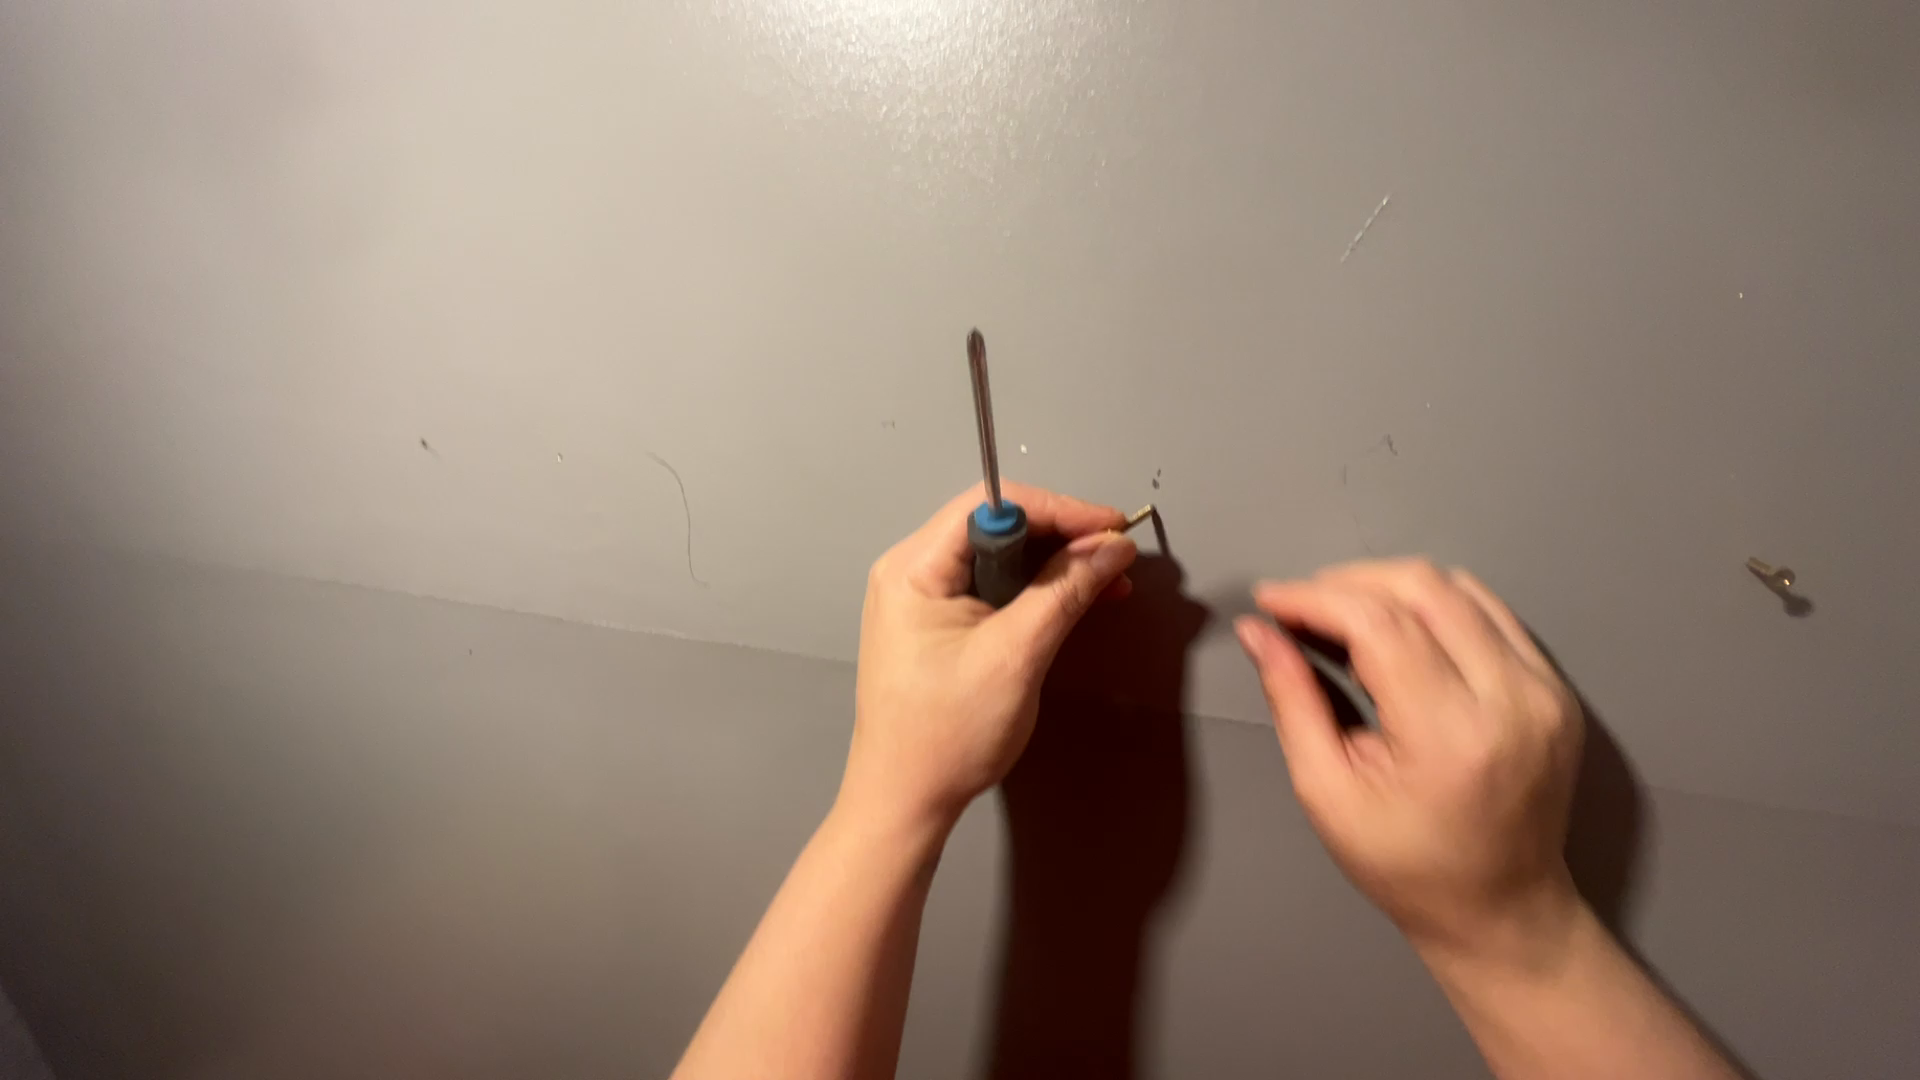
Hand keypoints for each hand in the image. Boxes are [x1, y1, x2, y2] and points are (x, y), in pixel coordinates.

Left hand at [843, 482, 1137, 829]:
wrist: (904, 799)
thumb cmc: (948, 733)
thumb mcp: (1015, 656)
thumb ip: (1064, 591)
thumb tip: (1112, 544)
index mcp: (914, 567)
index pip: (992, 505)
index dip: (1059, 509)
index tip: (1113, 528)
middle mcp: (913, 570)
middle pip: (997, 526)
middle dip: (1062, 537)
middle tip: (1115, 556)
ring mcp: (923, 596)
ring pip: (1001, 557)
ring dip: (1056, 566)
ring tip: (1108, 581)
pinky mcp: (939, 622)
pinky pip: (994, 588)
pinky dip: (1037, 592)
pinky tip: (1080, 600)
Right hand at [1235, 559, 1584, 962]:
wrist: (1505, 910)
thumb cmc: (1402, 862)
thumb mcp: (1324, 788)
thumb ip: (1290, 698)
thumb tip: (1254, 630)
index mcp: (1451, 733)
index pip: (1379, 623)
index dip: (1313, 598)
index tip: (1266, 601)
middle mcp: (1513, 698)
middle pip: (1422, 587)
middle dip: (1345, 582)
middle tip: (1297, 607)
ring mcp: (1545, 688)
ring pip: (1456, 586)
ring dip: (1385, 585)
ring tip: (1337, 615)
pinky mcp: (1554, 685)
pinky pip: (1485, 609)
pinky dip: (1426, 602)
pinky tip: (1390, 629)